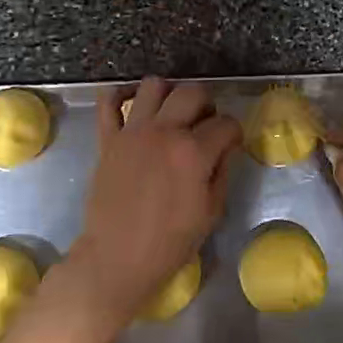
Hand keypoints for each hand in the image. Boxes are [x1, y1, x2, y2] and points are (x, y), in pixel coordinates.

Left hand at [61, 77, 241, 326]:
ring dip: (170, 93)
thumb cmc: (170, 242)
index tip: (232, 143)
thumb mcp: (211, 211)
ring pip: (154, 85)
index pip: (226, 123)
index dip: (234, 132)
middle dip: (207, 104)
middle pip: (193, 92)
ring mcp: (133, 131)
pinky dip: (121, 94)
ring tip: (173, 113)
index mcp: (194, 152)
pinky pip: (108, 101)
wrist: (117, 257)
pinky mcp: (108, 138)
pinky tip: (135, 103)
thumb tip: (225, 147)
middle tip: (205, 126)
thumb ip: (222, 171)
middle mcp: (165, 132)